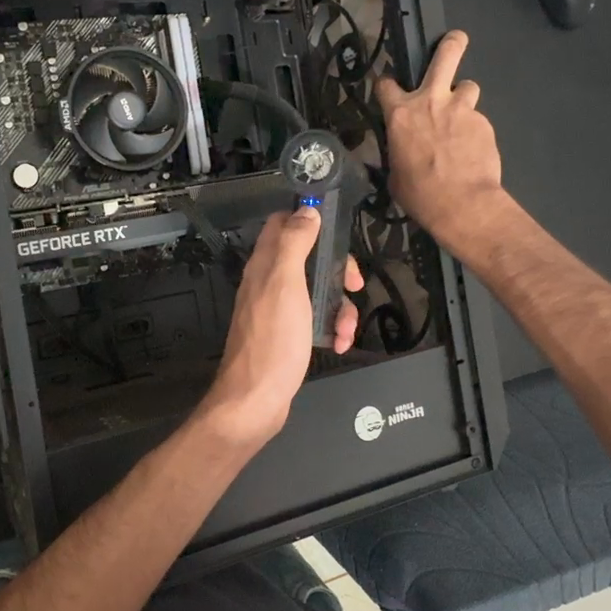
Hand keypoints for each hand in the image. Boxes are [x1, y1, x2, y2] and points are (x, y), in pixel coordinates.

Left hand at [196, 208, 362, 448]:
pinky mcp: (286, 335)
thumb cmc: (272, 341)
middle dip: (336, 269)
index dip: (309, 222)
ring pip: (317, 292)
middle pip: (309, 258)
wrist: (256, 400)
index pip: (283, 225)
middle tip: (354, 284)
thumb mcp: (286, 284)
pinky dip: (331, 329)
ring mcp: (277, 310)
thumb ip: (294, 244)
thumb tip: (306, 211)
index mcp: (265, 265)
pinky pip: (315, 321)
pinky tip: (337, 344)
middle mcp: (268, 283)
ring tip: (345, 329)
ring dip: (339, 306)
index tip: (338, 233)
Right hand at [376, 31, 513, 250]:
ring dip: (464, 98)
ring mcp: (462, 109)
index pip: (386, 84)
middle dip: (451, 44)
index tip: (388, 89)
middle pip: (445, 55)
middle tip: (455, 40)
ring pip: (468, 87)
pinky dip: (474, 130)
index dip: (386, 85)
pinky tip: (473, 150)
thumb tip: (402, 152)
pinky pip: (478, 119)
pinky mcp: (485, 123)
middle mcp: (431, 102)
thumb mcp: (394, 173)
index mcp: (400, 114)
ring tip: (463, 117)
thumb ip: (398, 151)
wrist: (462, 204)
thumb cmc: (419, 193)